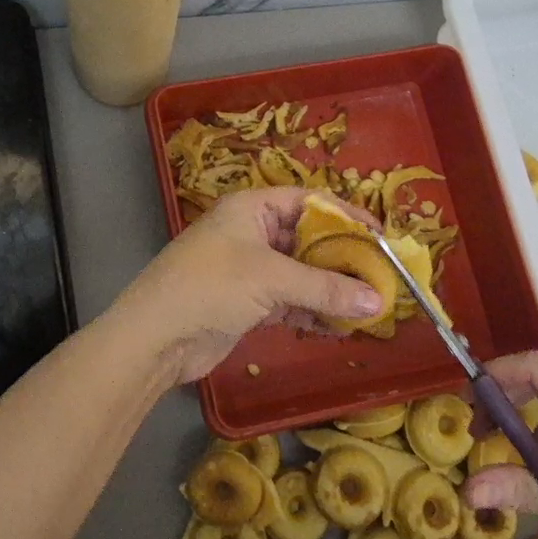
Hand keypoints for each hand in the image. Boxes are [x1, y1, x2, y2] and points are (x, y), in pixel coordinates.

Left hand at [111, 188, 386, 383]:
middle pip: (308, 238)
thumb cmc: (210, 287)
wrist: (155, 337)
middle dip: (343, 258)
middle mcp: (251, 233)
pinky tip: (342, 326)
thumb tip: (378, 300)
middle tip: (382, 277)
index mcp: (251, 208)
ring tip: (370, 306)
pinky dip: (314, 311)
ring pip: (302, 273)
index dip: (346, 216)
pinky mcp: (247, 303)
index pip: (309, 201)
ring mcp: (249, 269)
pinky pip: (291, 301)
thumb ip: (326, 287)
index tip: (381, 237)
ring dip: (332, 289)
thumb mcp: (270, 279)